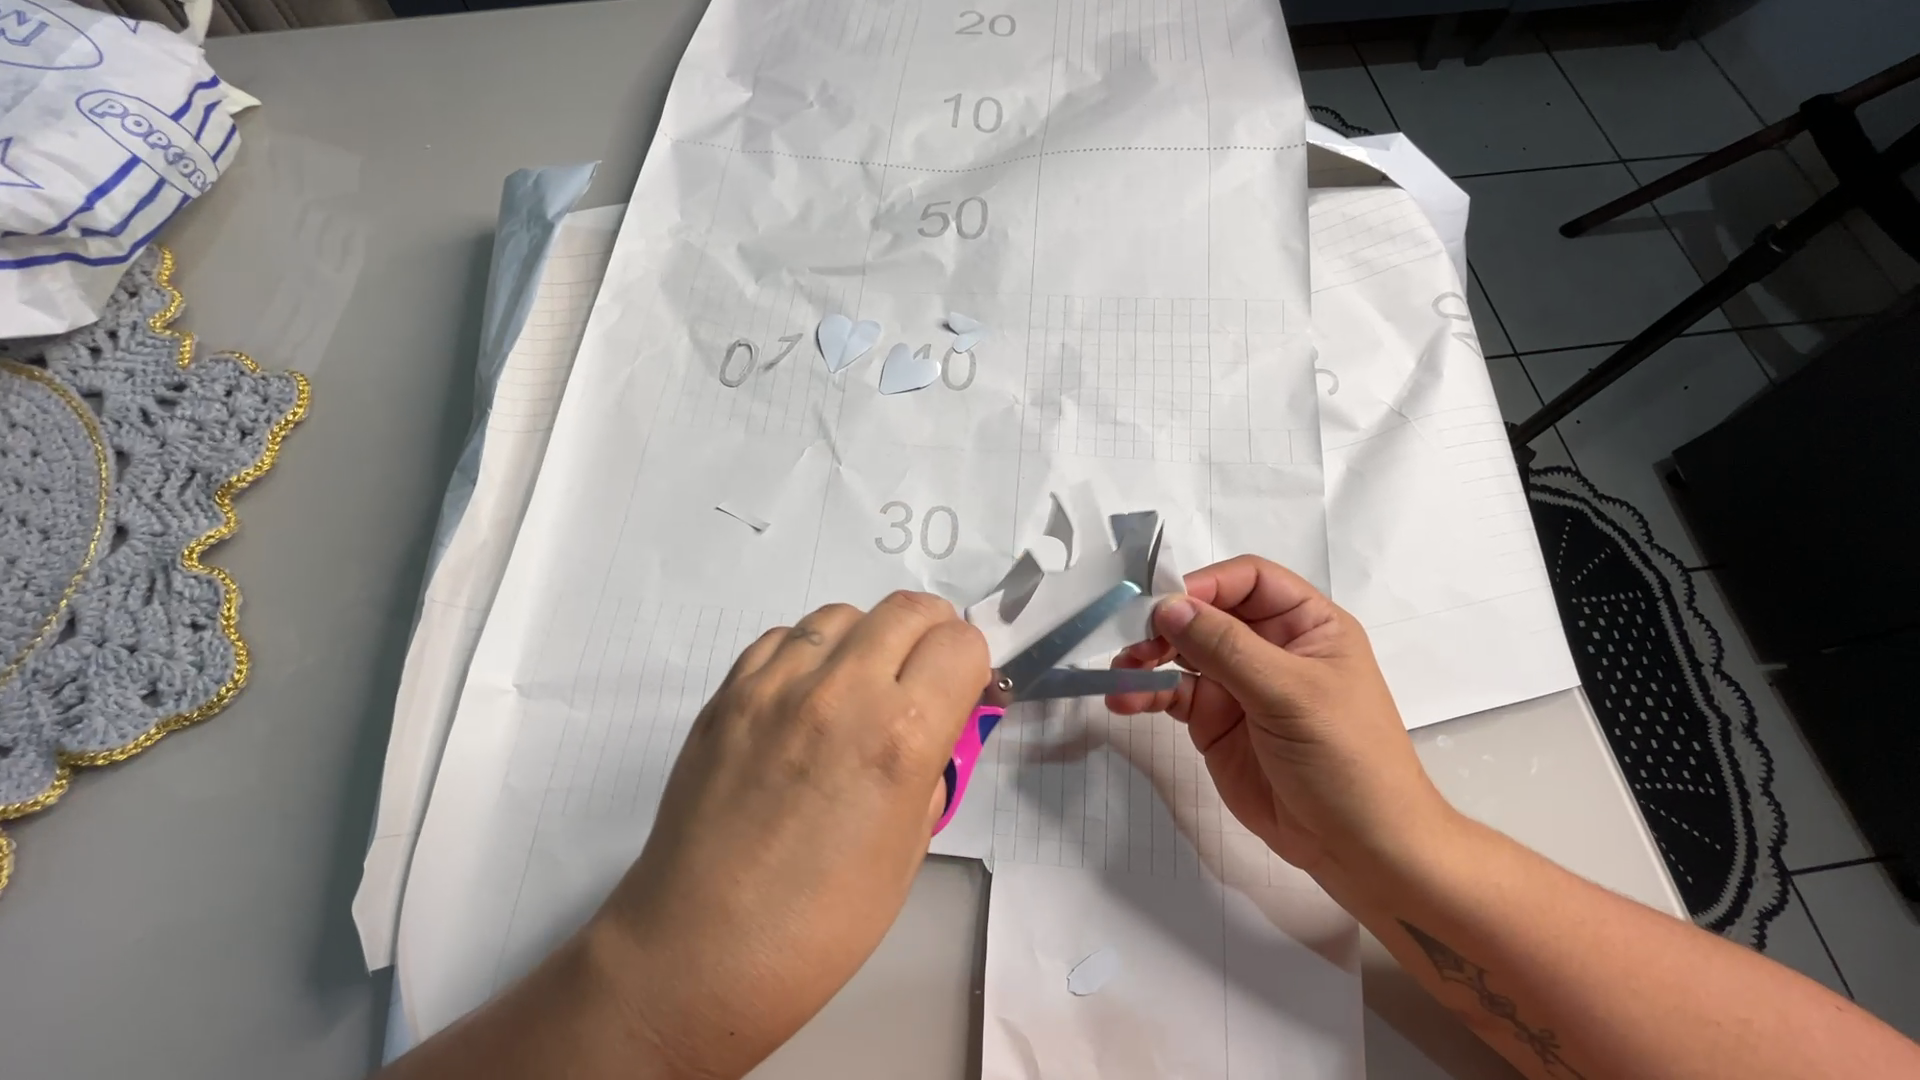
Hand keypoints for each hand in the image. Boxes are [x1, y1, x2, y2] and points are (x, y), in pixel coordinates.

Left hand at [590, 592, 988, 1078]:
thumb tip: (937, 722)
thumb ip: (931, 764)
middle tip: (922, 678)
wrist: (701, 949)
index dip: (973, 666)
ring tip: (857, 689)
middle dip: (932, 634)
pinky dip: (808, 655)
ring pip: (843, 615)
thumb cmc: (824, 922)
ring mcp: (775, 685)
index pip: (962, 643)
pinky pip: (783, 639)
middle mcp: (841, 690)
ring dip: (867, 639)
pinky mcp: (727, 691)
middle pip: (909, 608)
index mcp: (902, 736)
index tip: (963, 692)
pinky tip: (803, 702)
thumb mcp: (911, 845)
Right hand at [1108, 555, 1450, 887]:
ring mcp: (1238, 684)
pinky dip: (1145, 694)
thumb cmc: (1346, 759)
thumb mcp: (1291, 694)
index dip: (1206, 584)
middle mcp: (1269, 646)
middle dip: (1167, 623)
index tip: (1165, 603)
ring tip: (1121, 673)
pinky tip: (1123, 700)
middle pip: (1206, 613)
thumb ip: (1226, 648)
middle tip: (1136, 642)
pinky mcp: (1214, 721)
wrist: (1359, 848)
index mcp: (1305, 624)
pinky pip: (1172, 695)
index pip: (1248, 580)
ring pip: (1182, 653)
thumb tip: (1169, 607)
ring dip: (1147, 658)